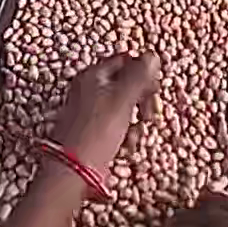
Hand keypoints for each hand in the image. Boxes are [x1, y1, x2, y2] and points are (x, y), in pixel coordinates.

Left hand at [49, 54, 160, 175]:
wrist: (72, 171)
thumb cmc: (96, 132)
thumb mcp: (123, 99)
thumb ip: (139, 75)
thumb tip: (152, 54)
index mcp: (94, 75)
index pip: (125, 61)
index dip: (143, 72)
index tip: (155, 89)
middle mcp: (90, 89)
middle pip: (126, 85)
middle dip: (142, 100)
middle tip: (149, 114)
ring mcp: (90, 111)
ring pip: (124, 107)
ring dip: (136, 121)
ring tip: (135, 135)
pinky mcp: (93, 132)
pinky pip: (117, 126)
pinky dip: (126, 134)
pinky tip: (127, 146)